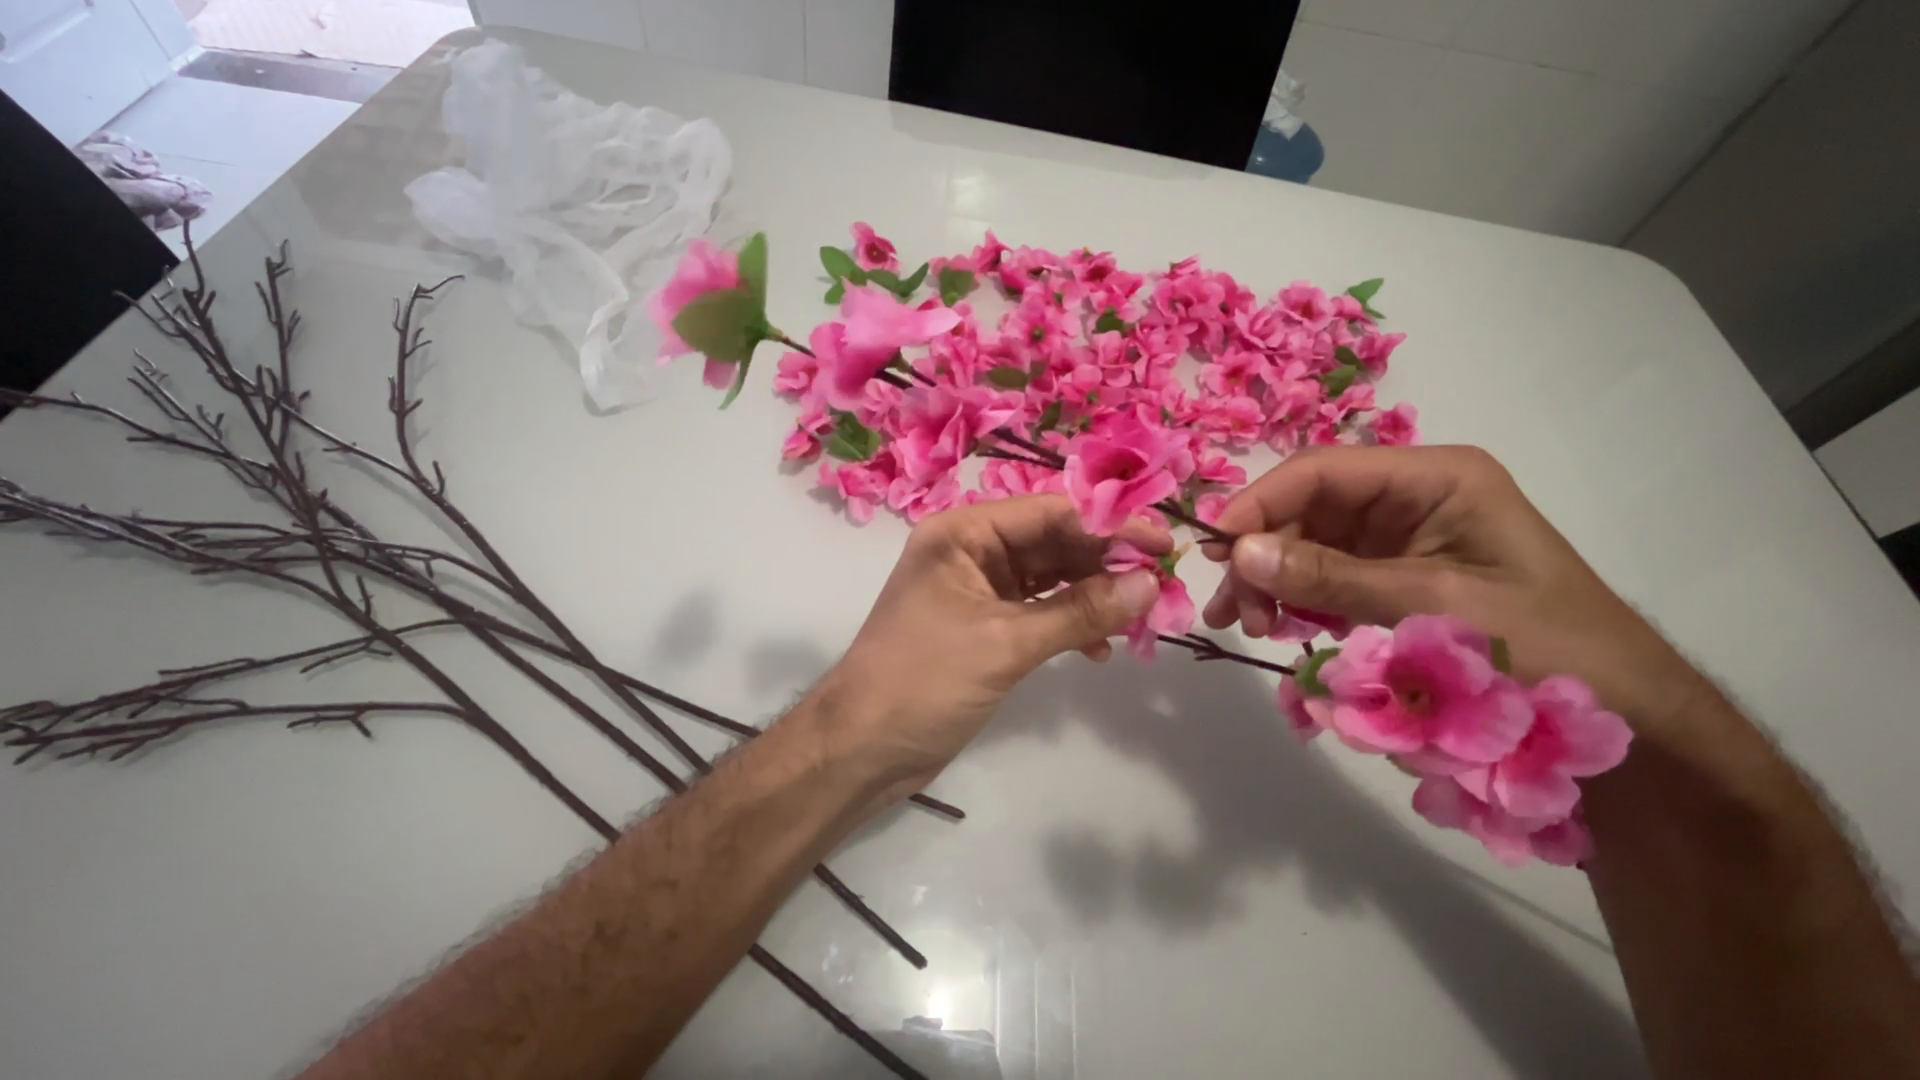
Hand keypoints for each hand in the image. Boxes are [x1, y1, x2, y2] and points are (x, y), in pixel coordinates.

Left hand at [803, 495, 1167, 805]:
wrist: (862, 748)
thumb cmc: (924, 681)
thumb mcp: (1006, 643)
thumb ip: (1079, 611)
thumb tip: (1149, 584)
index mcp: (963, 533)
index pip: (1050, 513)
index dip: (1111, 525)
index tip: (1165, 544)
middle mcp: (970, 551)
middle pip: (1054, 542)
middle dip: (1107, 562)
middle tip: (1163, 583)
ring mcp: (977, 590)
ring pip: (1050, 578)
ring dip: (1094, 595)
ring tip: (1141, 616)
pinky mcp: (983, 627)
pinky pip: (1039, 612)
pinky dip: (1070, 624)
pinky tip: (1100, 648)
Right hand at [1203, 445, 1704, 729]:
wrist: (1625, 725)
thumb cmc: (1548, 650)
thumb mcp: (1433, 607)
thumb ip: (1332, 578)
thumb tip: (1239, 552)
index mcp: (1436, 478)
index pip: (1322, 472)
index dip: (1260, 503)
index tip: (1212, 550)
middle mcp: (1413, 500)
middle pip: (1308, 510)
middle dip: (1262, 553)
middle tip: (1231, 610)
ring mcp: (1402, 544)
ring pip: (1308, 547)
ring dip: (1272, 583)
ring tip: (1250, 627)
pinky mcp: (1396, 584)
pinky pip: (1327, 582)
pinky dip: (1297, 604)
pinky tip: (1279, 629)